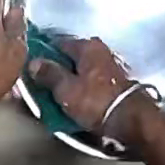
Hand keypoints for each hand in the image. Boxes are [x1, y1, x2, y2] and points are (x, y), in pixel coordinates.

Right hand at [27, 38, 155, 142]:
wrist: (131, 121)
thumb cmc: (96, 102)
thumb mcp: (66, 89)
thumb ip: (49, 74)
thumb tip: (33, 62)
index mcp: (87, 46)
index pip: (58, 43)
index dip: (43, 54)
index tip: (33, 66)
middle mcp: (100, 51)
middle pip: (71, 56)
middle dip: (57, 67)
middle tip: (42, 82)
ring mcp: (109, 66)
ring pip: (81, 69)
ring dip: (70, 78)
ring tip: (56, 94)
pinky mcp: (114, 82)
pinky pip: (90, 80)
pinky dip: (82, 86)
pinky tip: (74, 99)